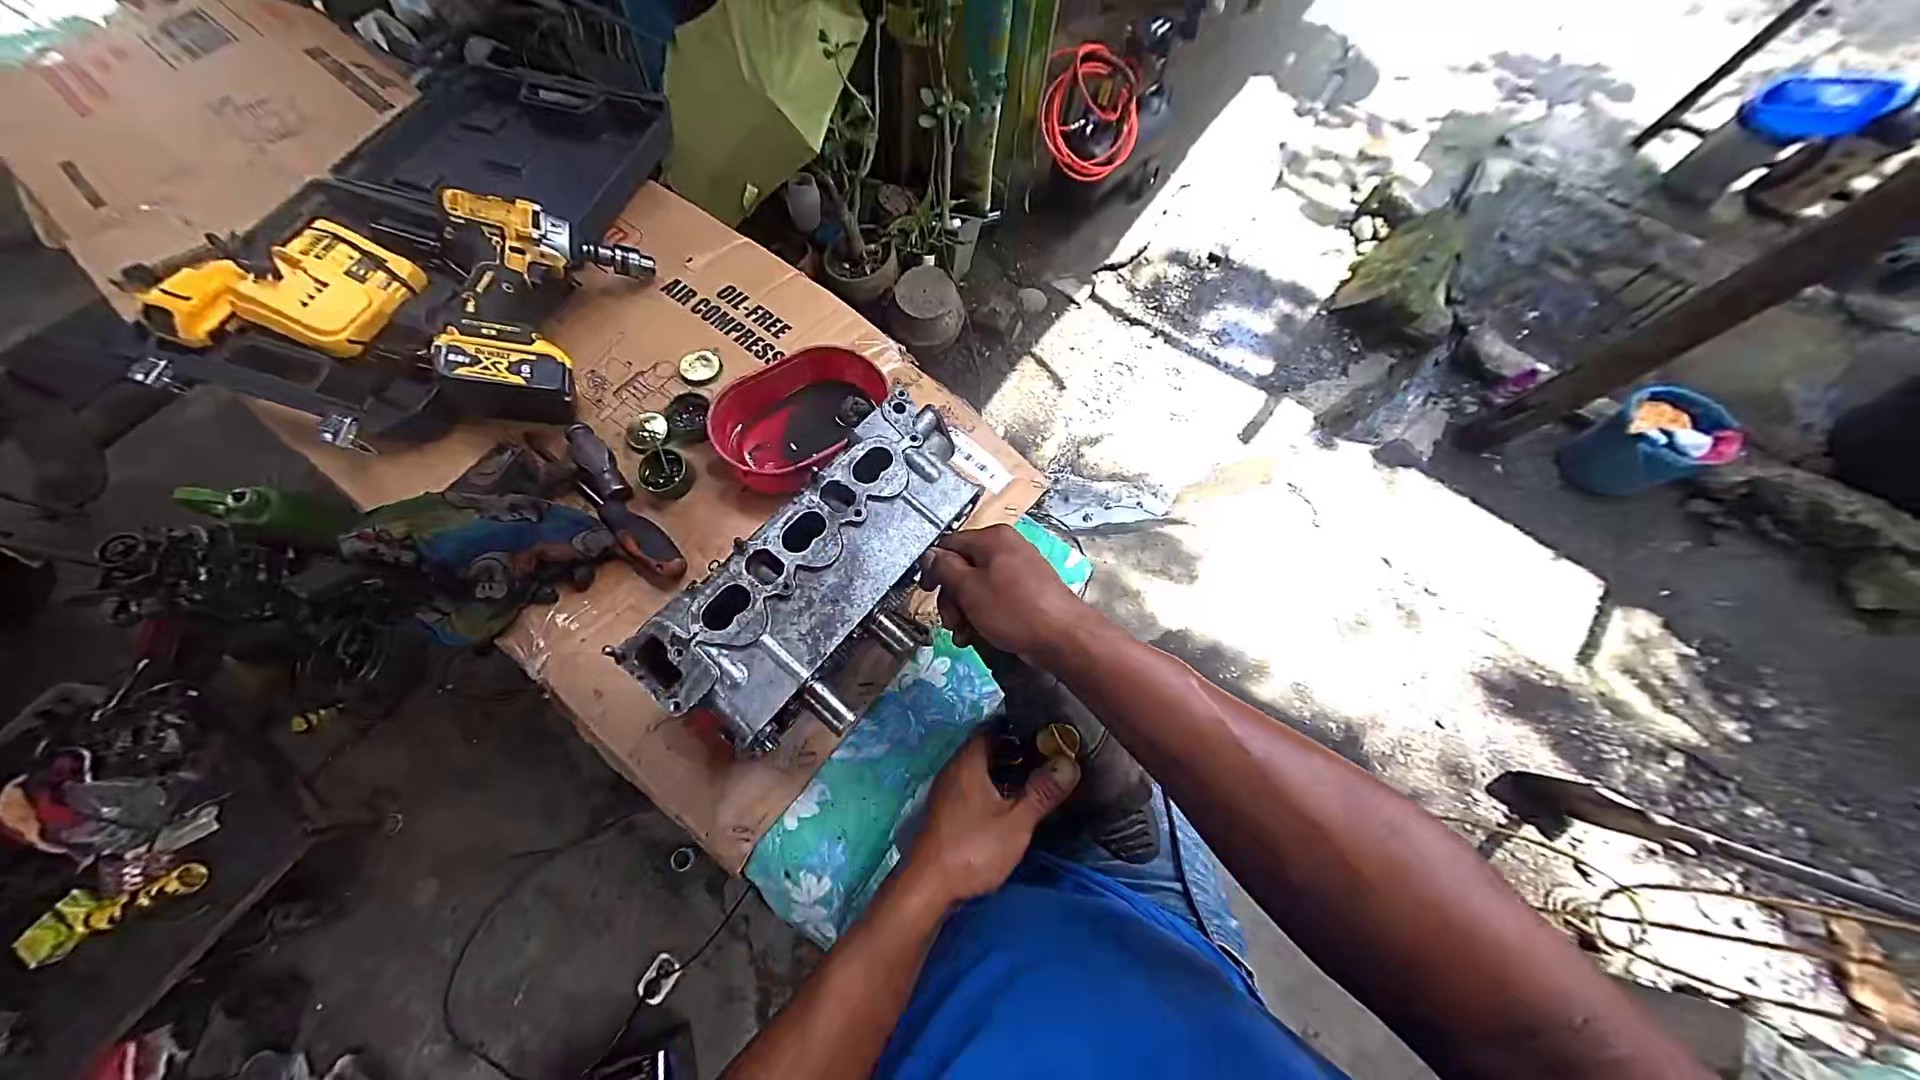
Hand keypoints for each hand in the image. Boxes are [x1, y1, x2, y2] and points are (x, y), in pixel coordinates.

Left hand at [903, 734, 1079, 904]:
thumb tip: (1068, 764)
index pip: (989, 728)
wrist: (928, 886)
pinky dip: (989, 787)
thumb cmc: (973, 848)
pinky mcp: (945, 813)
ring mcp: (946, 792)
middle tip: (1039, 753)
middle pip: (982, 748)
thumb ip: (1042, 793)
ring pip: (976, 769)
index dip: (1013, 725)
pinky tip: (1006, 804)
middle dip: (1009, 748)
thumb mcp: (1016, 822)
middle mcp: (953, 770)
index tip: (1038, 728)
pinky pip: (970, 787)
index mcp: (968, 762)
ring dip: (999, 769)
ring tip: (1029, 778)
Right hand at [919, 525, 1095, 661]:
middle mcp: (1008, 547)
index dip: (933, 568)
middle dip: (952, 597)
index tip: (926, 590)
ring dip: (965, 610)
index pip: (949, 544)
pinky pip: (996, 597)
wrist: (1063, 637)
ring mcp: (1020, 569)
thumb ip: (945, 569)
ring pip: (978, 586)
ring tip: (964, 633)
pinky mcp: (1028, 591)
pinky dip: (983, 614)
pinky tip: (979, 634)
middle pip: (963, 567)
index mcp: (993, 538)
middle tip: (951, 621)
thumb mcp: (969, 589)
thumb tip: (930, 555)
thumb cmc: (1015, 610)